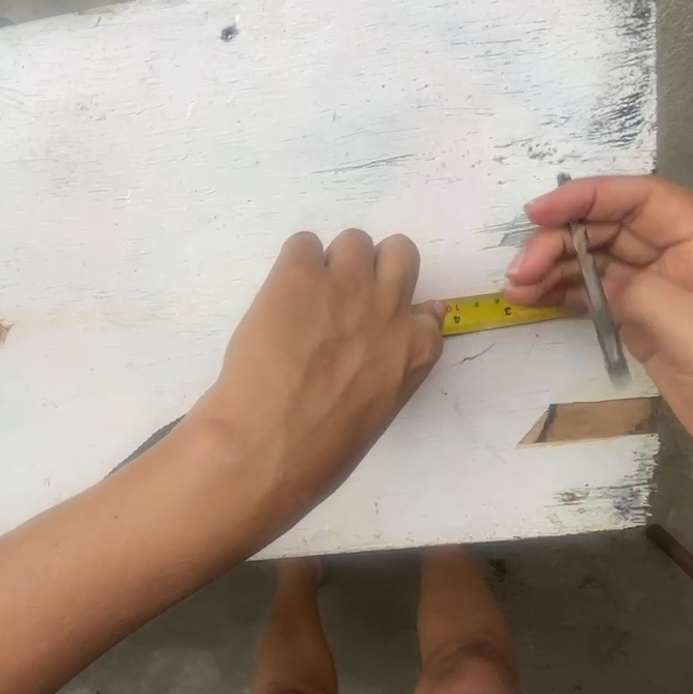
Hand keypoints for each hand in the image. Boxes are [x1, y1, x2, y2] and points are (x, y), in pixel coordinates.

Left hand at [191, 230, 443, 530]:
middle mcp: (389, 308)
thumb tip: (390, 351)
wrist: (266, 444)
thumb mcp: (375, 416)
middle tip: (339, 299)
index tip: (373, 326)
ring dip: (331, 263)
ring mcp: (346, 285)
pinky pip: (303, 243)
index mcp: (414, 351)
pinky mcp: (299, 274)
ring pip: (353, 241)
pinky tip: (276, 299)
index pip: (426, 308)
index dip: (395, 312)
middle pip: (398, 253)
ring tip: (302, 299)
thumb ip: (391, 374)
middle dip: (373, 269)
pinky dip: (292, 265)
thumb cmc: (318, 452)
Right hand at [504, 176, 692, 477]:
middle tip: (518, 271)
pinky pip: (596, 294)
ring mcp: (660, 290)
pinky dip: (563, 293)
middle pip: (612, 228)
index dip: (590, 197)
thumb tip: (596, 277)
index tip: (539, 212)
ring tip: (515, 288)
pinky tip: (534, 299)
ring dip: (554, 268)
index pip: (644, 201)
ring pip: (598, 261)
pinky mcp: (642, 321)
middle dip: (561, 240)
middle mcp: (682, 258)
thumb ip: (645, 295)